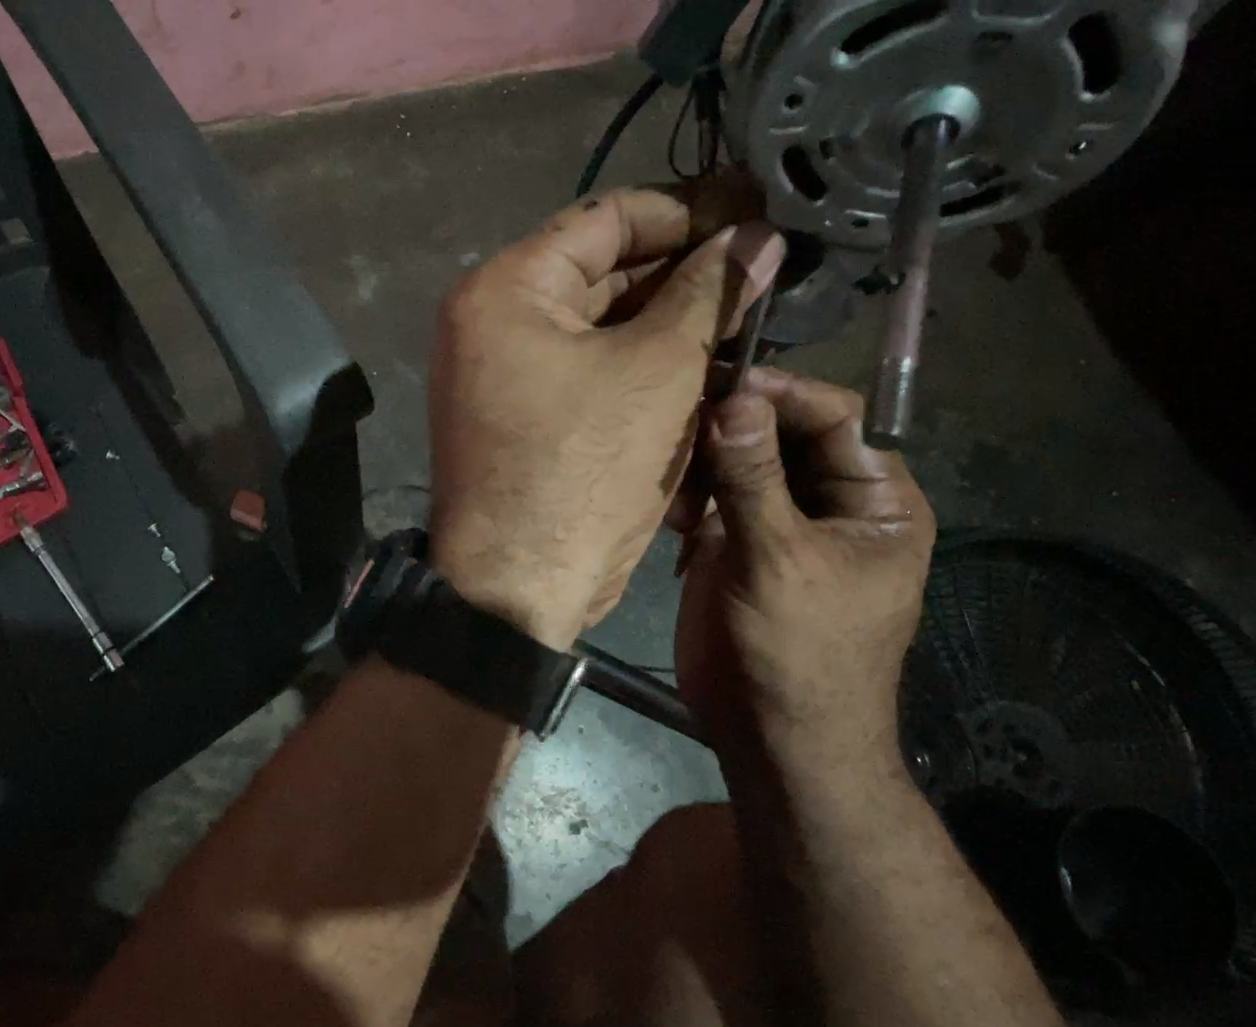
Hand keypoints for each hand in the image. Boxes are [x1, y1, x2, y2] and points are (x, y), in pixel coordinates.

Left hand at [428, 186, 784, 648]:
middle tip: (765, 273)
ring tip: (749, 322)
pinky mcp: (519, 417)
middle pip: (602, 274)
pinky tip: (703, 369)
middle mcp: (490, 322)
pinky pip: (585, 374)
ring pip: (599, 329)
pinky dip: (639, 371)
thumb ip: (709, 294)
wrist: (518, 587)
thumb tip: (757, 238)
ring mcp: (500, 373)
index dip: (688, 210)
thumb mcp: (659, 372)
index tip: (755, 215)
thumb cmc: (583, 471)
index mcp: (505, 290)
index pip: (606, 219)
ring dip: (670, 328)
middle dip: (684, 276)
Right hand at [672, 368, 935, 771]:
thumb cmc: (800, 652)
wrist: (773, 738)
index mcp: (874, 501)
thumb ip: (753, 480)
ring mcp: (779, 528)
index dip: (781, 394)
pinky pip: (711, 504)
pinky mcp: (735, 552)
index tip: (721, 380)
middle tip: (678, 414)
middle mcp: (829, 505)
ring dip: (704, 465)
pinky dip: (687, 499)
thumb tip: (733, 398)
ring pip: (740, 468)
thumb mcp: (780, 561)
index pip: (834, 420)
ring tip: (669, 476)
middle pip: (781, 438)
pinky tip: (666, 514)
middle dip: (733, 427)